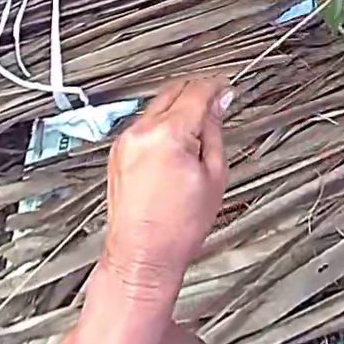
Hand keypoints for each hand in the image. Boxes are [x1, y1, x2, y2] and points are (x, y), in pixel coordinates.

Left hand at [101, 76, 231, 298]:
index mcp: (169, 134)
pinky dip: (164, 121)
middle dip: (197, 90)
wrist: (141, 256)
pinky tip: (178, 140)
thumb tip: (218, 103)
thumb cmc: (177, 227)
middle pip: (174, 89)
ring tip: (198, 127)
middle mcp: (142, 132)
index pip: (196, 91)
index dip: (216, 86)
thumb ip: (215, 131)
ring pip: (158, 103)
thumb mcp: (214, 174)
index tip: (225, 88)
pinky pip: (145, 122)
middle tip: (216, 101)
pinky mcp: (118, 151)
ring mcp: (126, 141)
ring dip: (179, 105)